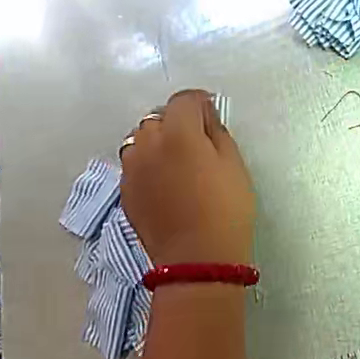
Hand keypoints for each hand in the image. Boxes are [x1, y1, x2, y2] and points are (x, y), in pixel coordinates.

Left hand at [119, 91, 254, 264]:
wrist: (198, 258)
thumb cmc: (226, 209)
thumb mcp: (235, 165)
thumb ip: (217, 133)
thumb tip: (205, 118)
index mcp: (178, 132)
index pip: (184, 100)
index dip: (200, 102)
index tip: (211, 111)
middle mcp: (147, 143)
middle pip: (159, 118)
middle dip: (177, 122)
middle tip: (199, 141)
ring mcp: (131, 168)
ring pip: (141, 140)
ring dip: (158, 142)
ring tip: (179, 161)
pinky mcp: (125, 190)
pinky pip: (136, 165)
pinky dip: (149, 164)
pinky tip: (167, 183)